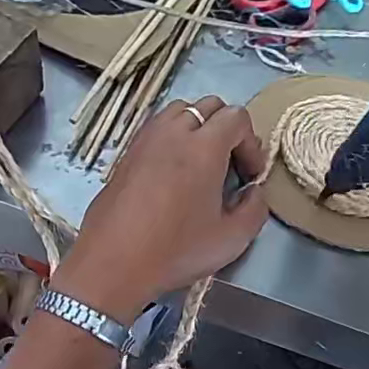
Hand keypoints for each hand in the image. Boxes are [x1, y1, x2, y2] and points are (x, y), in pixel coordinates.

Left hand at [54, 96, 269, 322]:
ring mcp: (145, 140)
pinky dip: (172, 140)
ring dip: (197, 129)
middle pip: (209, 106)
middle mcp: (173, 132)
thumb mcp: (231, 240)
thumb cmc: (175, 252)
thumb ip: (255, 209)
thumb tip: (253, 192)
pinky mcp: (125, 155)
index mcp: (204, 147)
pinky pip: (156, 130)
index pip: (237, 118)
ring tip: (200, 166)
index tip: (250, 175)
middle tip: (230, 167)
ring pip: (179, 112)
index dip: (251, 144)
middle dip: (227, 130)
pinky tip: (172, 176)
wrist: (113, 263)